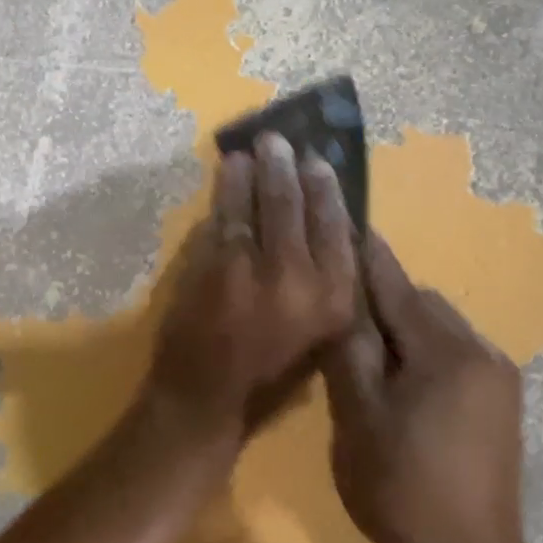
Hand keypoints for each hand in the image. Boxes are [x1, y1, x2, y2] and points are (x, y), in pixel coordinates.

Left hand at [145, 132, 360, 432]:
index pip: (338, 232)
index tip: (320, 164)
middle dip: (288, 170)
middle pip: (296, 210)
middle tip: (280, 142)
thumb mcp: (317, 337)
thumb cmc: (267, 378)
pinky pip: (222, 223)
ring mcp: (251, 272)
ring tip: (251, 149)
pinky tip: (226, 177)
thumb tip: (320, 232)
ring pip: (255, 209)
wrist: (205, 400)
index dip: (328, 193)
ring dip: (253, 173)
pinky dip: (224, 197)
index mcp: (335, 301)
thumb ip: (323, 288)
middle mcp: (300, 280)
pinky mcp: (211, 268)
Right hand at [322, 235, 526, 542]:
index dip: (364, 256)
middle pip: (420, 305)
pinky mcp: (503, 404)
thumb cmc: (401, 488)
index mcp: (445, 352)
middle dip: (379, 303)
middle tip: (333, 322)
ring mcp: (499, 379)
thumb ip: (348, 352)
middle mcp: (482, 352)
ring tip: (363, 361)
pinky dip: (422, 356)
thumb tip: (341, 301)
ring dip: (401, 333)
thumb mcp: (356, 418)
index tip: (341, 220)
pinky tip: (398, 388)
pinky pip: (454, 357)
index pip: (395, 286)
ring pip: (438, 331)